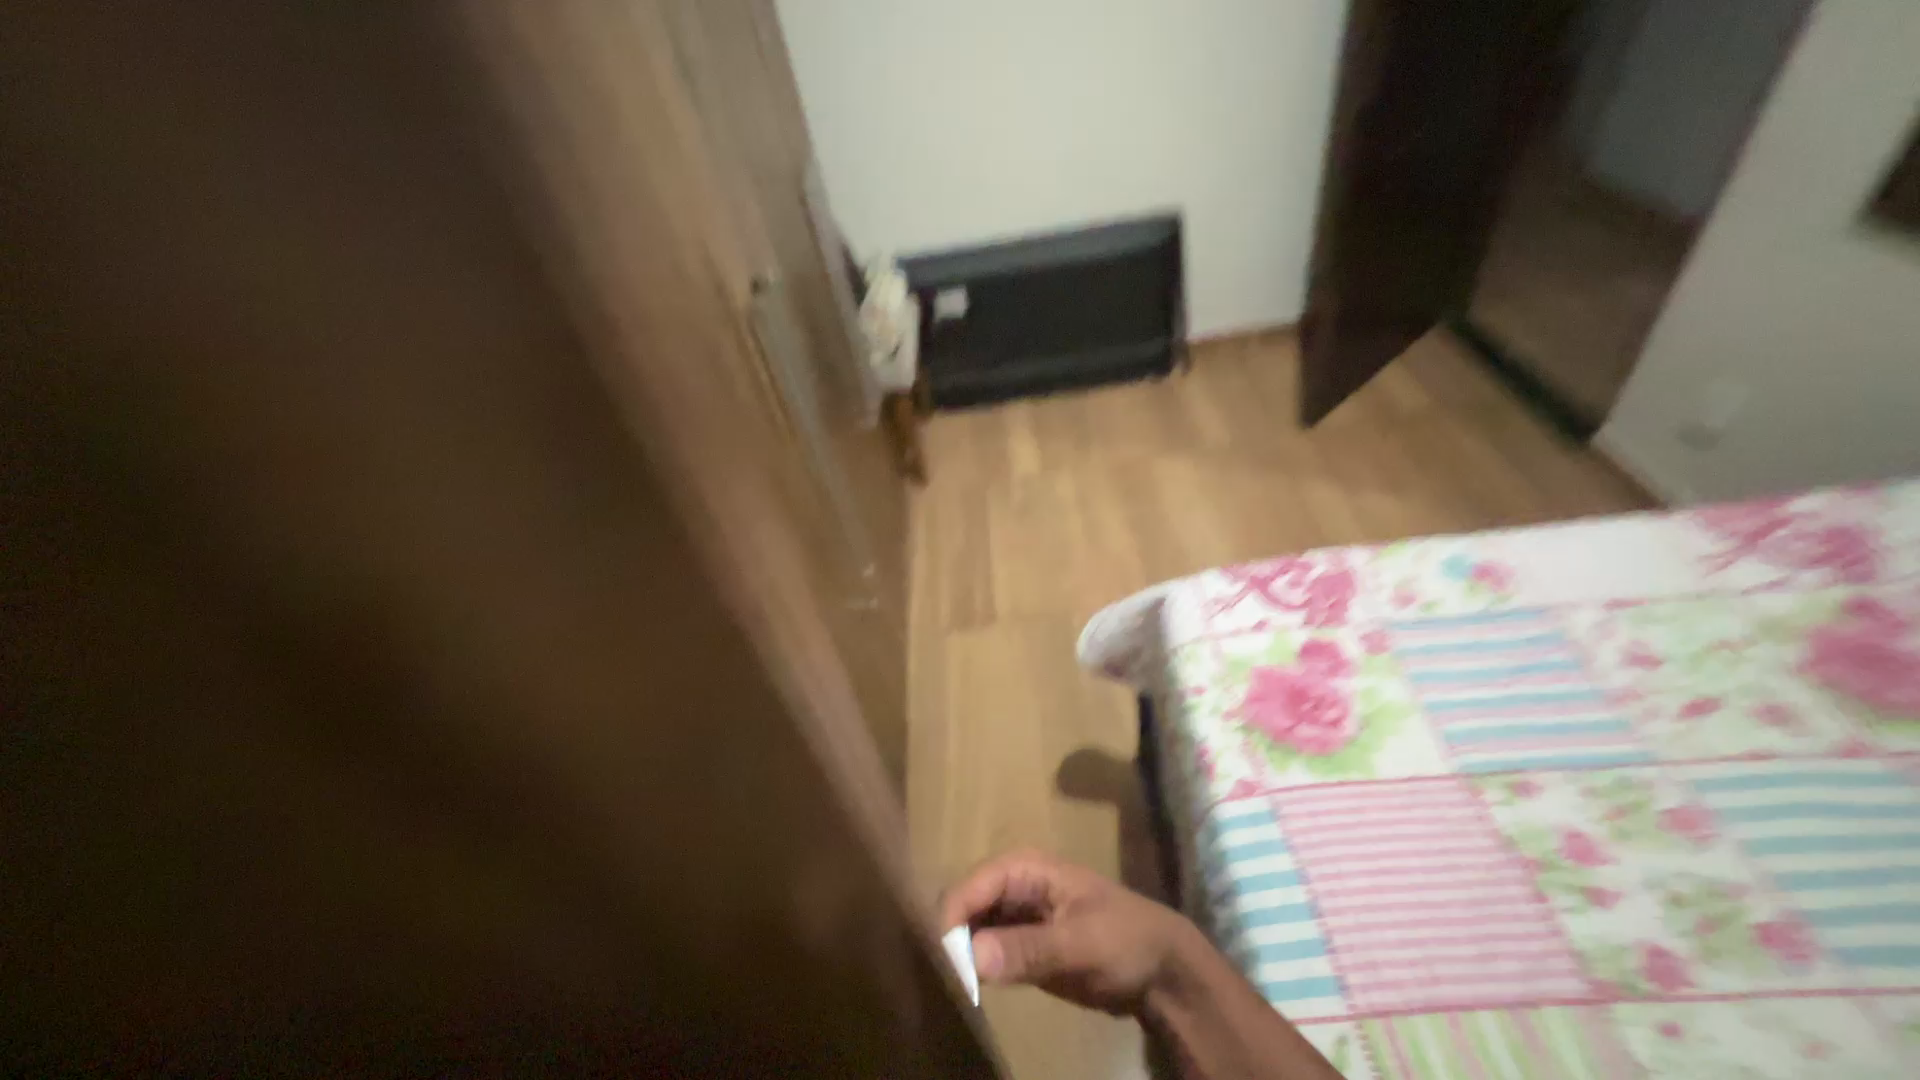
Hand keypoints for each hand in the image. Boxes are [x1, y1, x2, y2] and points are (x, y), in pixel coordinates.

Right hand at [939, 849, 1198, 1015]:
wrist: (1161, 970)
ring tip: (950, 989)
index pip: (968, 889)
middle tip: (944, 982)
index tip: (941, 966)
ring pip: (967, 930)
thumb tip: (971, 957)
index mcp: (1022, 868)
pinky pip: (981, 952)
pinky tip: (966, 992)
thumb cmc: (1125, 940)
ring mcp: (1013, 916)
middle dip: (948, 940)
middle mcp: (1010, 886)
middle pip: (961, 907)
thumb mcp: (1081, 943)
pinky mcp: (1017, 945)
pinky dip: (971, 969)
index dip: (950, 922)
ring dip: (957, 956)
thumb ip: (1028, 948)